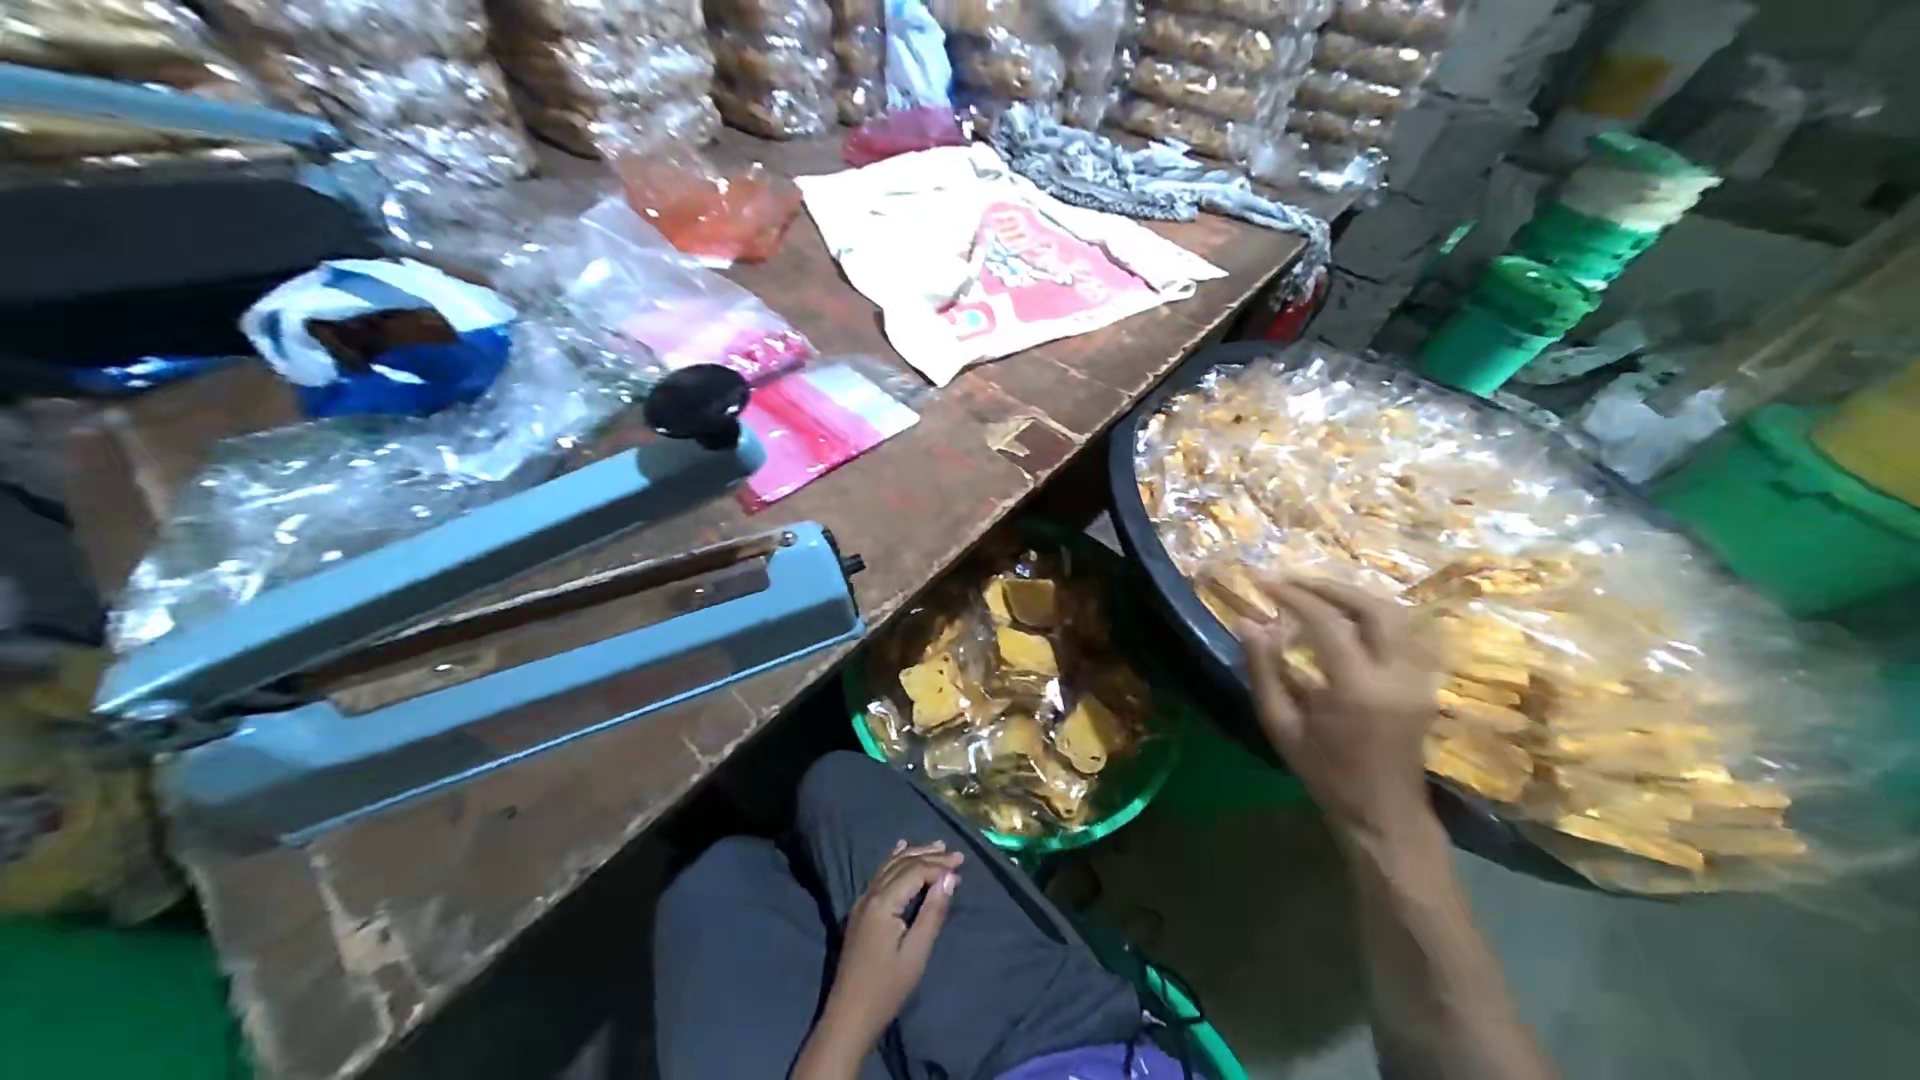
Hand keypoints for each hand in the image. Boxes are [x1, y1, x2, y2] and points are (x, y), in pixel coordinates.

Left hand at [823, 840, 962, 1044]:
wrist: (849, 1016)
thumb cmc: (887, 988)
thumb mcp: (916, 953)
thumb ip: (932, 912)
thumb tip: (949, 878)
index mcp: (883, 902)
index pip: (915, 871)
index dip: (939, 865)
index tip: (961, 864)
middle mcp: (870, 894)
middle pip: (902, 865)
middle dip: (929, 856)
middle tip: (954, 853)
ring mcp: (862, 902)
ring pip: (889, 866)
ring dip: (913, 855)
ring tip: (935, 846)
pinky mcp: (860, 911)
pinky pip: (880, 875)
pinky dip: (894, 861)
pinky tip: (900, 851)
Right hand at [1238, 577, 1439, 843]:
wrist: (1383, 811)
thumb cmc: (1324, 771)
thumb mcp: (1280, 724)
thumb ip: (1263, 669)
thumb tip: (1248, 623)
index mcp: (1357, 689)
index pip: (1327, 622)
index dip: (1294, 596)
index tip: (1265, 583)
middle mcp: (1397, 676)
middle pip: (1374, 607)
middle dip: (1330, 586)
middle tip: (1294, 581)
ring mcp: (1420, 678)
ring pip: (1398, 614)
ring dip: (1356, 595)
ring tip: (1319, 592)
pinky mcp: (1427, 682)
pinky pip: (1408, 632)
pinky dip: (1377, 614)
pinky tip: (1351, 616)